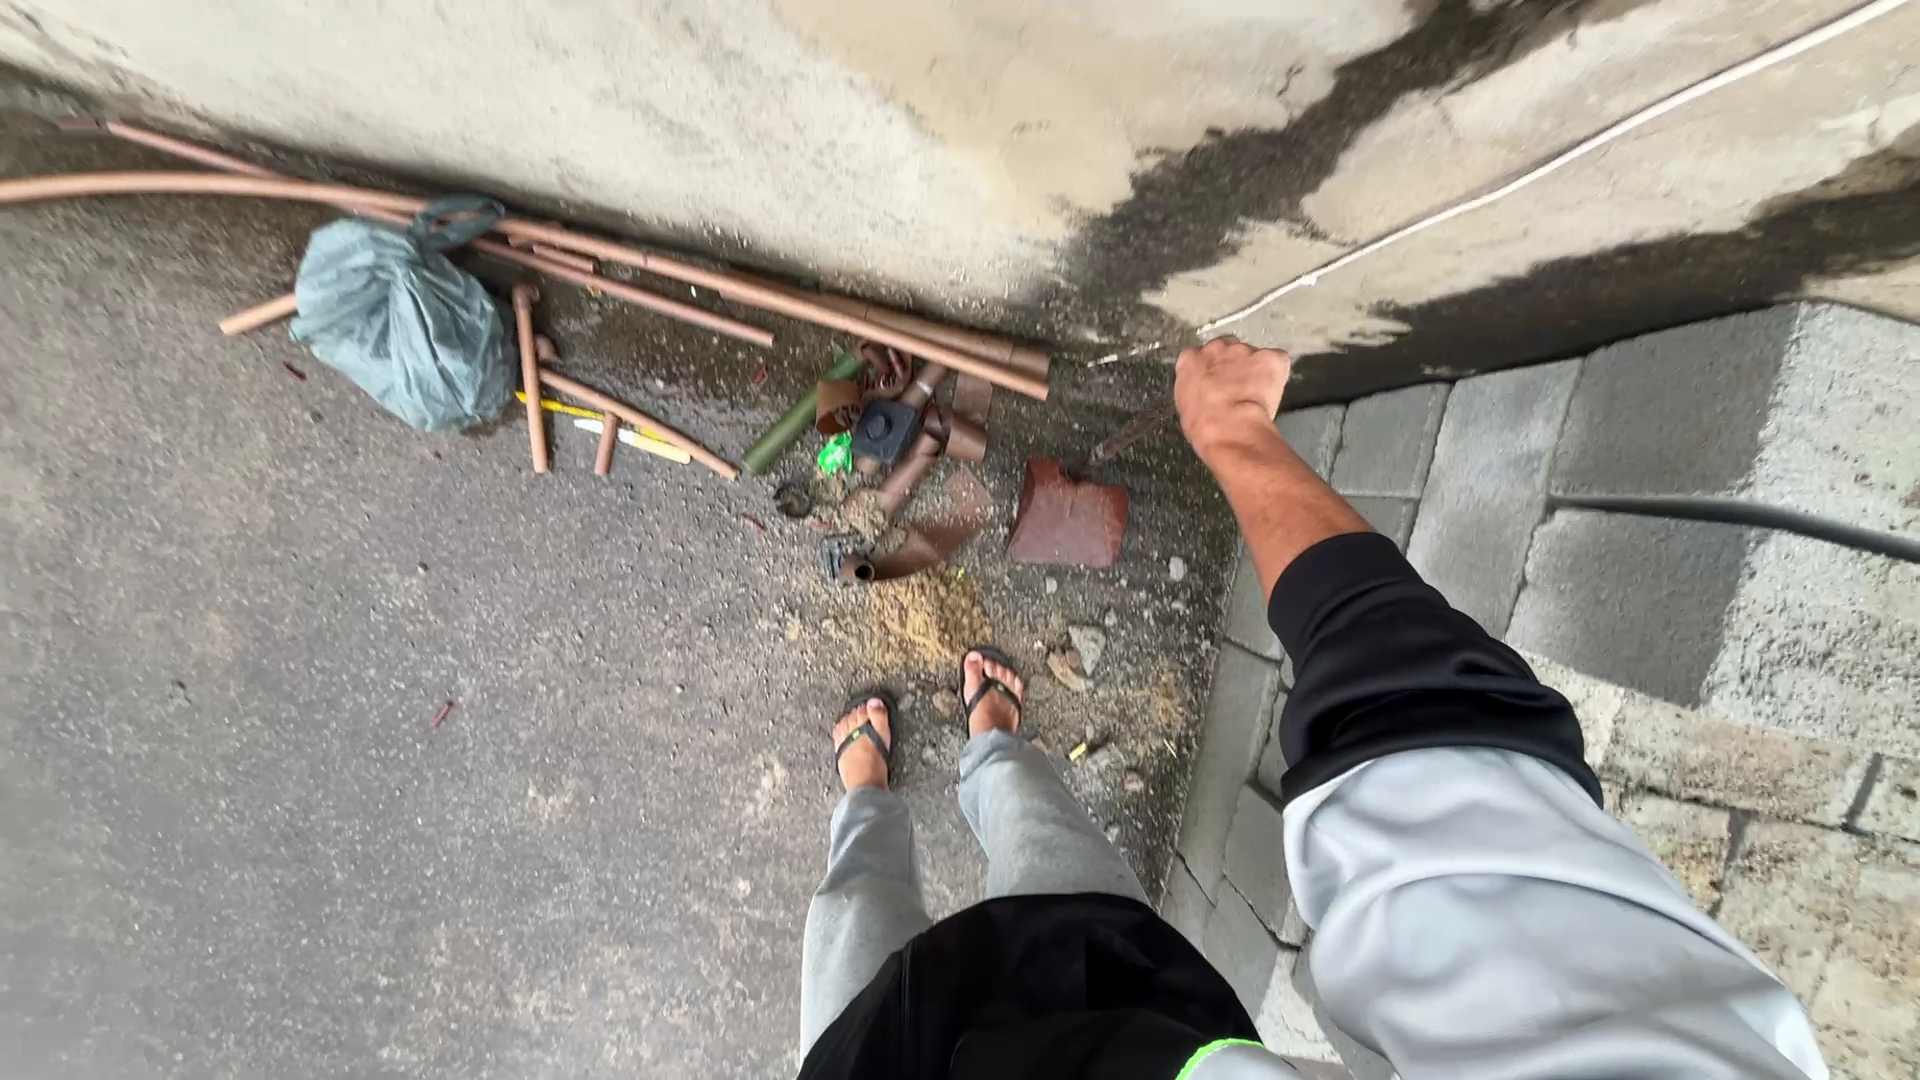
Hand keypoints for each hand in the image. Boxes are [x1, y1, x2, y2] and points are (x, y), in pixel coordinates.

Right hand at [1174, 336, 1291, 461]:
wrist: (1230, 427)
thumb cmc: (1203, 425)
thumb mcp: (1186, 406)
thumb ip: (1195, 389)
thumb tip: (1205, 392)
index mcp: (1190, 360)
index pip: (1198, 356)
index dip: (1209, 370)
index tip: (1213, 382)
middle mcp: (1217, 348)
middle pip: (1227, 348)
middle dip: (1232, 364)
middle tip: (1236, 387)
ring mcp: (1245, 350)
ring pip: (1253, 355)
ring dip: (1255, 369)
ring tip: (1255, 394)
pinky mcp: (1271, 357)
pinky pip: (1278, 359)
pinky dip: (1277, 373)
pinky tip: (1271, 390)